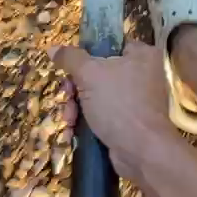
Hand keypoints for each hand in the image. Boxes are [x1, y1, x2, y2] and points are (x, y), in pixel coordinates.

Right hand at [50, 41, 176, 184]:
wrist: (142, 152)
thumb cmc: (119, 104)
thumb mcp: (89, 74)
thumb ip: (70, 58)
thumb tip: (52, 49)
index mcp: (141, 54)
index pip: (109, 44)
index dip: (86, 55)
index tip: (71, 68)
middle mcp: (143, 74)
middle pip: (98, 71)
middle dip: (76, 88)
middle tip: (67, 96)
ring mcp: (138, 100)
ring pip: (97, 94)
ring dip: (77, 106)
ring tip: (69, 119)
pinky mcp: (130, 121)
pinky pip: (104, 113)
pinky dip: (87, 120)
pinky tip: (74, 130)